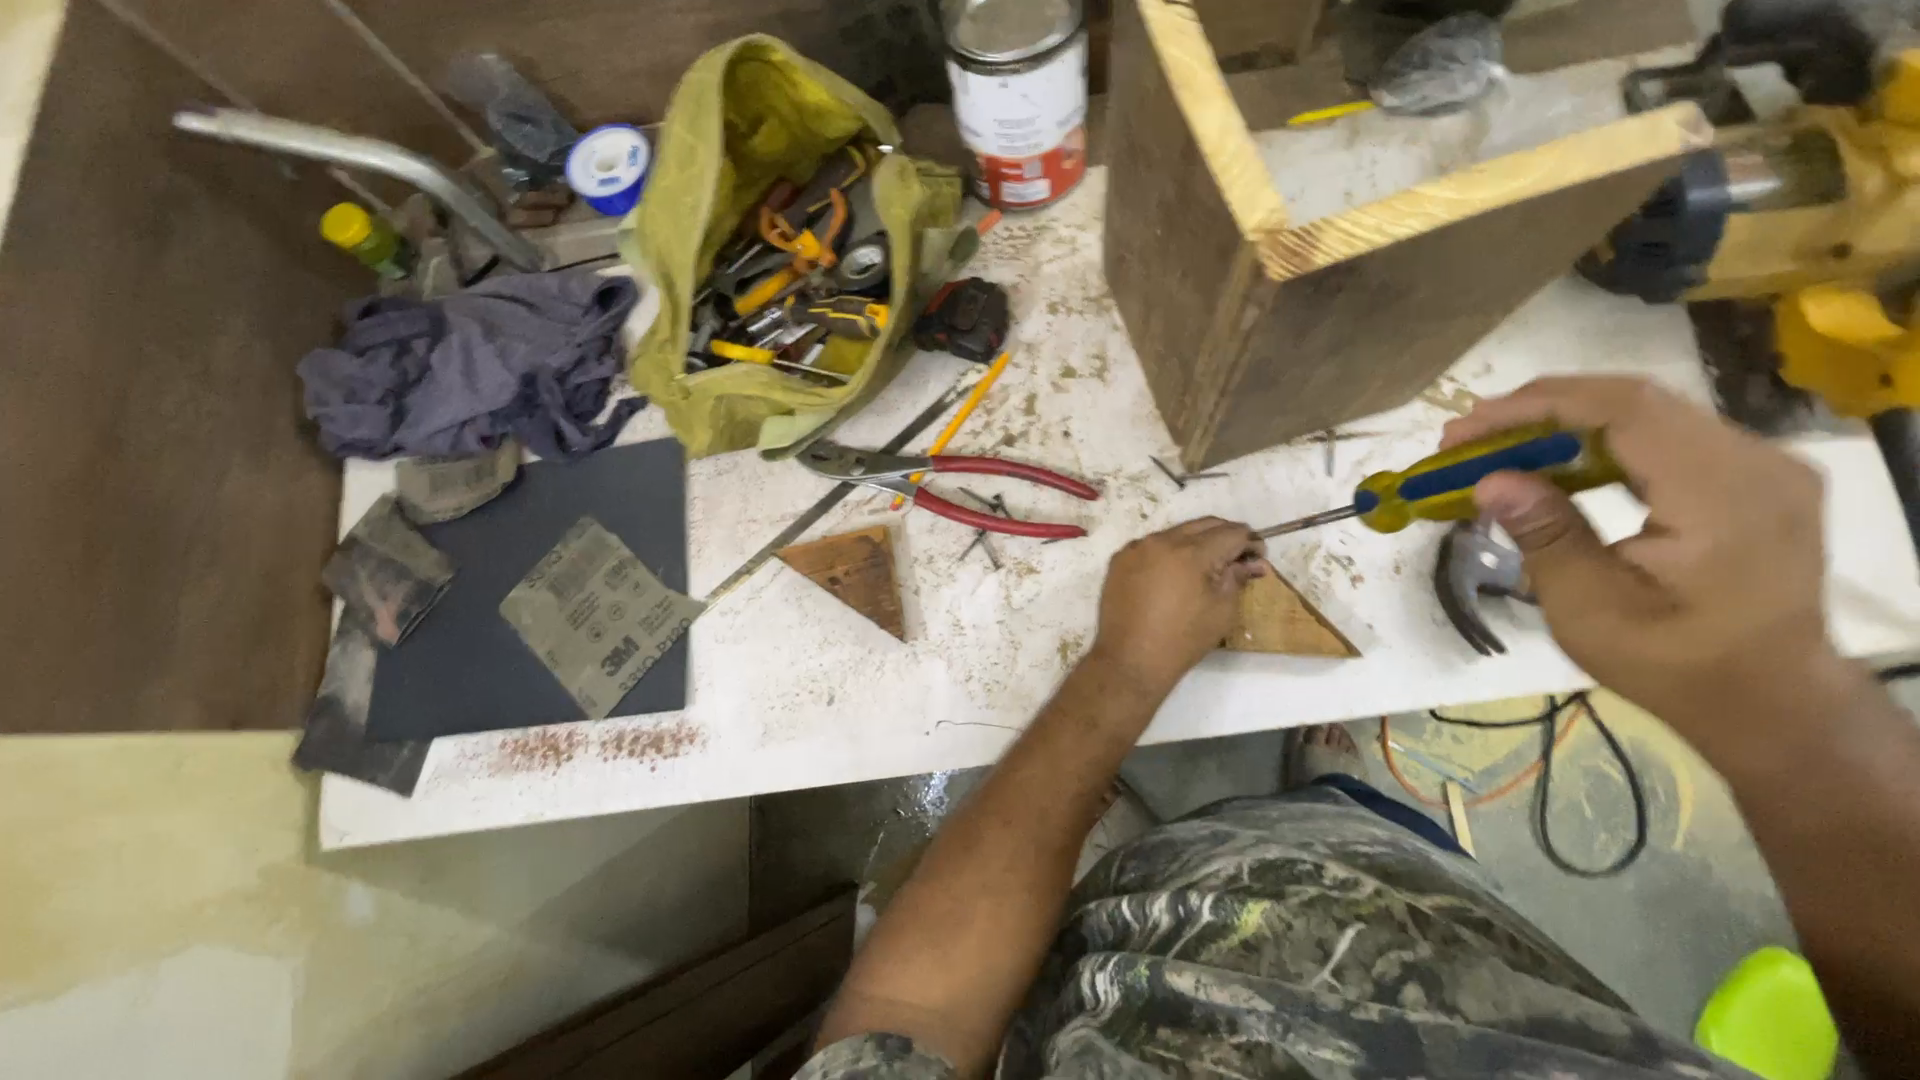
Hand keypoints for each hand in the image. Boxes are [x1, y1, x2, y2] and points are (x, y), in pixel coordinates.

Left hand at [1090, 517, 1264, 691]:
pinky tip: (1174, 574)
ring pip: (1176, 533)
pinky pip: (1151, 546)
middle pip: (1203, 525)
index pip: (1231, 532)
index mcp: (1191, 552)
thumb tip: (1255, 562)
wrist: (1130, 659)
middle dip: (1225, 536)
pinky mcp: (1119, 559)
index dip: (1249, 542)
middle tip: (1238, 558)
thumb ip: (1238, 577)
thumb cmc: (1183, 639)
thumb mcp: (1222, 610)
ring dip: (1195, 542)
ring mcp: (1137, 548)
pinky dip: (1168, 552)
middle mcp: (1162, 540)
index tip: (1257, 557)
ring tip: (1206, 567)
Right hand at [1443, 376, 1836, 740]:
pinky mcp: (1749, 475)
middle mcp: (1756, 462)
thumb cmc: (1672, 665)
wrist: (1767, 699)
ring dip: (1562, 422)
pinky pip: (1663, 434)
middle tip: (1466, 437)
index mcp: (1722, 495)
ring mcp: (1760, 464)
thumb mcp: (1591, 610)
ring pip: (1647, 412)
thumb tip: (1489, 480)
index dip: (1537, 408)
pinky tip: (1551, 461)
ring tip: (1495, 445)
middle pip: (1635, 402)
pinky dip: (1596, 440)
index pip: (1625, 412)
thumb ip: (1546, 535)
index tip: (1465, 430)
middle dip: (1540, 409)